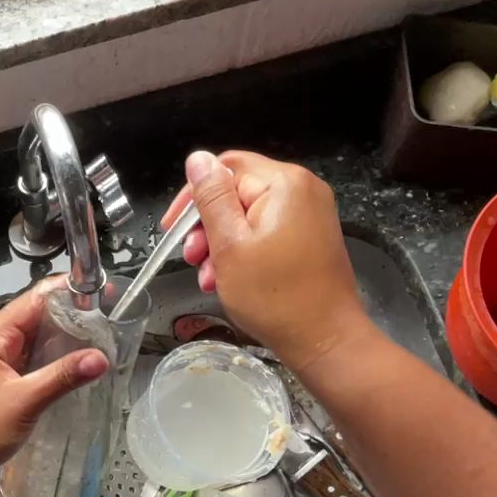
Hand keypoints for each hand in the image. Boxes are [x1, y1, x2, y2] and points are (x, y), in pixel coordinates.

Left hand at [0, 279, 108, 480]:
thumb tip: (100, 358)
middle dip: (67, 315)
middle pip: (33, 320)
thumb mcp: (24, 401)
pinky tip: (73, 366)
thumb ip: (62, 377)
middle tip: (106, 314)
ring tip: (98, 336)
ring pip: (32, 344)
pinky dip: (50, 363)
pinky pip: (29, 366)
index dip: (64, 292)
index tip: (96, 288)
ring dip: (60, 340)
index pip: (30, 302)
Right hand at [163, 150, 376, 371]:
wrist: (323, 337)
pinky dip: (243, 251)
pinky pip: (266, 232)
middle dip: (207, 226)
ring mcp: (309, 214)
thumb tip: (197, 158)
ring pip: (248, 216)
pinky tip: (229, 279)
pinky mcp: (310, 236)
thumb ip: (211, 198)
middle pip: (236, 192)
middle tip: (192, 259)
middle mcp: (301, 189)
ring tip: (210, 278)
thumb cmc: (274, 296)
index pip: (225, 168)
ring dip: (221, 244)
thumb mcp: (229, 245)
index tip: (172, 230)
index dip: (192, 197)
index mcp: (283, 183)